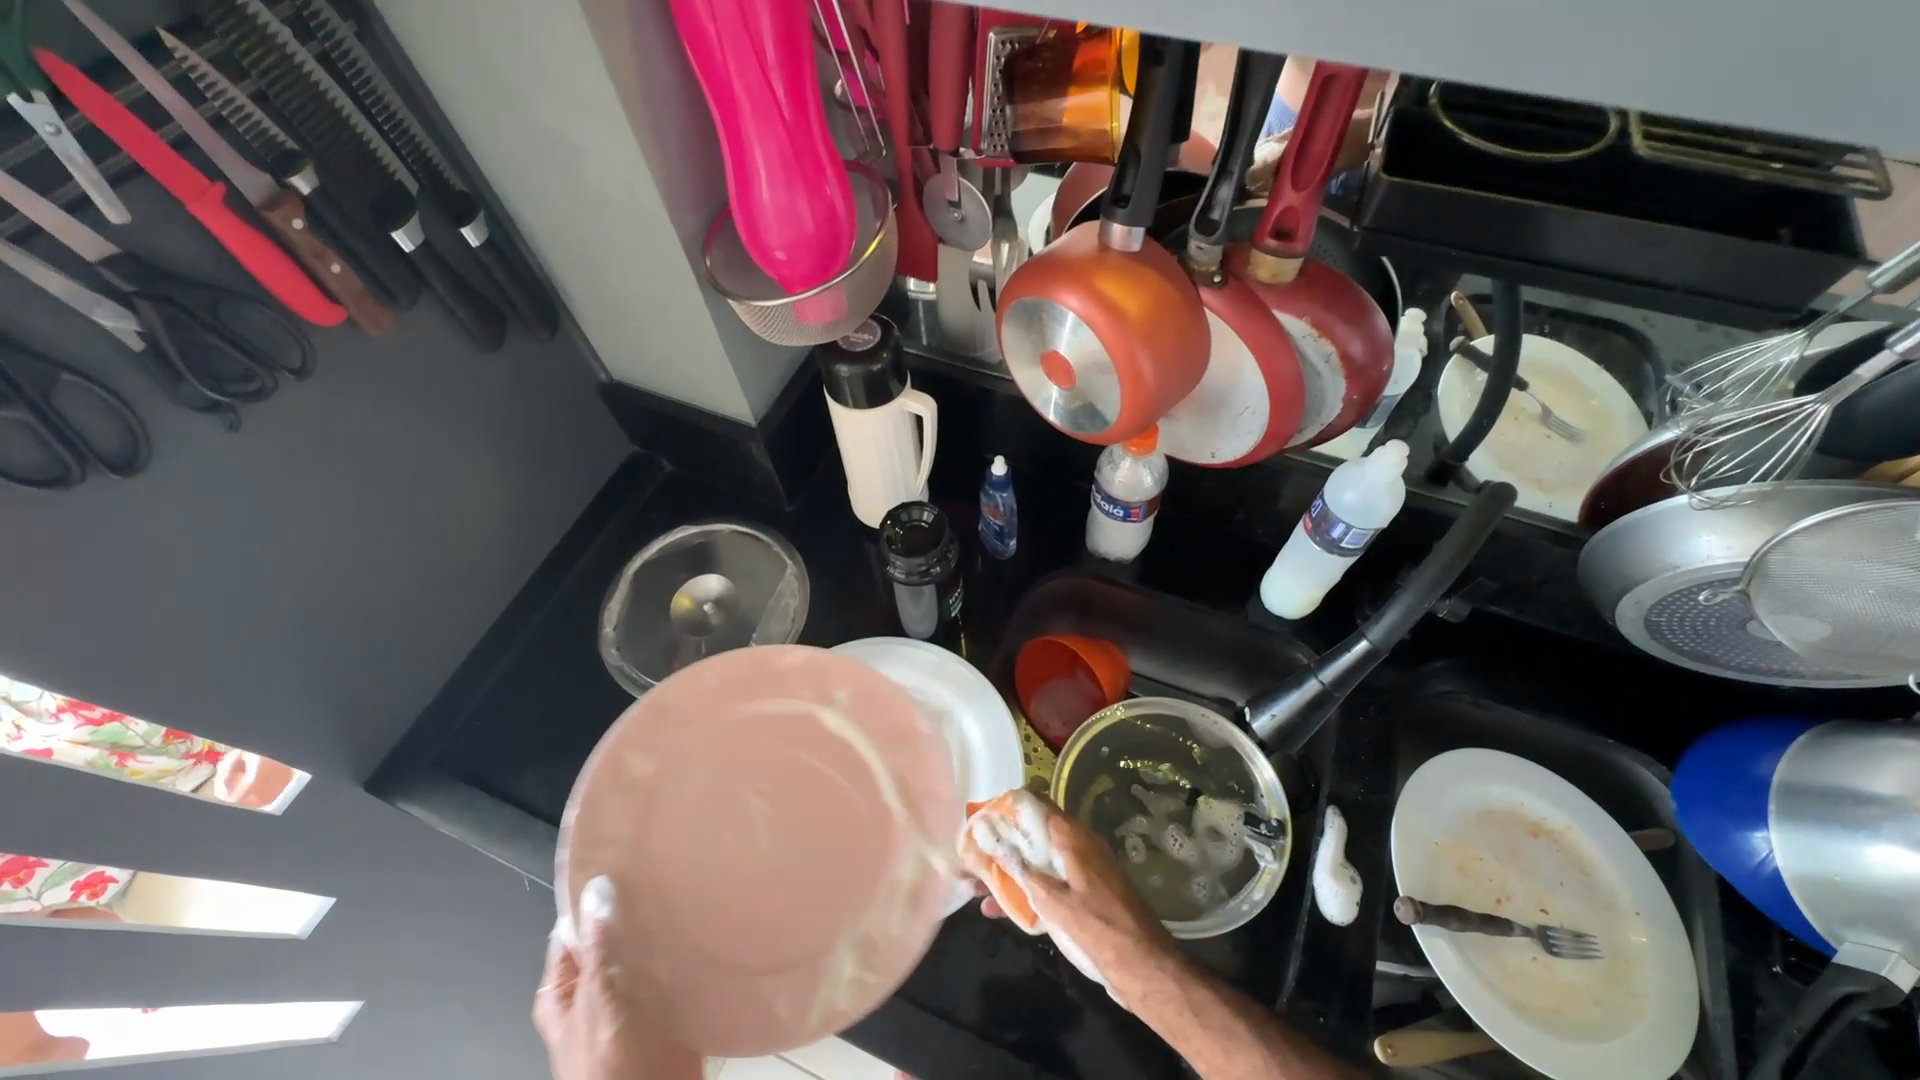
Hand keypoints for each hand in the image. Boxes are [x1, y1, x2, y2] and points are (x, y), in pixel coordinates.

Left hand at [533, 876, 701, 1079]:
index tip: (619, 863)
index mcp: (564, 993)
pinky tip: (700, 930)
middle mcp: (594, 993)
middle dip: (631, 915)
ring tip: (685, 892)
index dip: (590, 903)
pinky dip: (679, 956)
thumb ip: (597, 948)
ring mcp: (628, 1002)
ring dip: (658, 935)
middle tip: (661, 872)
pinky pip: (668, 975)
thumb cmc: (605, 1062)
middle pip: (610, 944)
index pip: (571, 935)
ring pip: (641, 957)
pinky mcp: (660, 1011)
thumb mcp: (596, 1001)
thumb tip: (596, 890)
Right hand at [961, 797, 1181, 1005]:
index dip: (1006, 809)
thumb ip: (1022, 872)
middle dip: (1002, 843)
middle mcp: (1079, 846)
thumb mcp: (1053, 903)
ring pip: (1040, 859)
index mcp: (1072, 838)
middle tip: (972, 856)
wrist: (1144, 966)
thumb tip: (994, 842)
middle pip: (1035, 832)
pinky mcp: (1086, 893)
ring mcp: (1084, 870)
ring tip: (977, 886)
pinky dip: (1027, 888)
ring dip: (1011, 869)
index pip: (1035, 804)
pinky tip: (1000, 909)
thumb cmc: (1098, 929)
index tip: (980, 821)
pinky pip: (1050, 880)